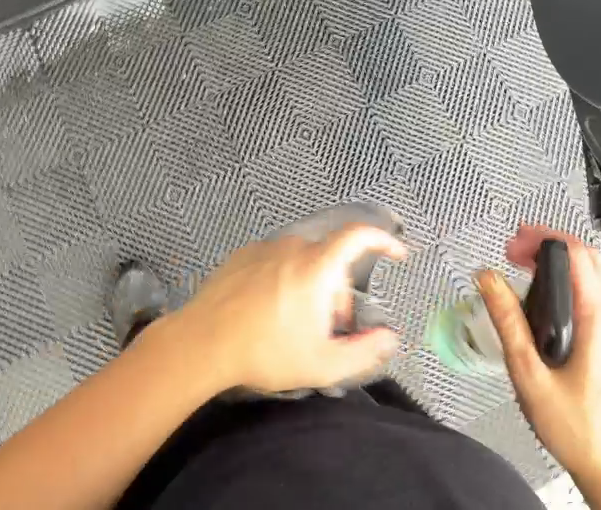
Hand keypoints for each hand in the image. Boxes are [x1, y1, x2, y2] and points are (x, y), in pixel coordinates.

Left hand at [171, 225, 406, 393]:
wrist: (203, 342)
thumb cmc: (266, 352)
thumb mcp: (322, 364)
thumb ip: (364, 351)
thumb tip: (390, 338)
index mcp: (316, 266)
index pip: (358, 236)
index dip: (382, 240)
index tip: (397, 252)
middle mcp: (292, 247)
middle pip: (330, 259)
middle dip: (338, 290)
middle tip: (329, 327)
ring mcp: (264, 248)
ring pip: (303, 261)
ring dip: (311, 286)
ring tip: (296, 324)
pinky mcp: (242, 255)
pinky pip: (277, 261)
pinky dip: (285, 279)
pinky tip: (270, 311)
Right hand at [475, 226, 600, 487]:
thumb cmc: (576, 429)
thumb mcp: (529, 373)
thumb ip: (508, 321)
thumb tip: (487, 278)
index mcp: (596, 320)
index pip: (577, 254)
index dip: (543, 238)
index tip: (512, 244)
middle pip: (588, 258)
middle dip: (548, 243)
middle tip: (513, 250)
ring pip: (591, 275)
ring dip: (557, 261)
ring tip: (520, 267)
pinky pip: (590, 295)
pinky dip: (563, 282)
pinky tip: (538, 299)